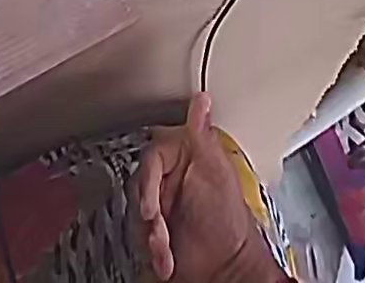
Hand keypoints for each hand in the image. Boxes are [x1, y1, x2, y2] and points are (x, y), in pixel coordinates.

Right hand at [134, 94, 285, 282]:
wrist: (227, 272)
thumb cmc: (227, 222)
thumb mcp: (214, 171)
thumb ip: (202, 133)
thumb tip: (202, 98)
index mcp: (185, 157)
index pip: (152, 157)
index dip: (149, 181)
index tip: (152, 205)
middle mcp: (172, 179)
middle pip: (140, 185)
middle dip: (149, 213)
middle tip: (160, 230)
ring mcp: (165, 206)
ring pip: (137, 211)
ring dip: (150, 236)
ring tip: (167, 250)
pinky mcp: (159, 232)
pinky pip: (140, 234)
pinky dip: (151, 252)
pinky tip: (166, 260)